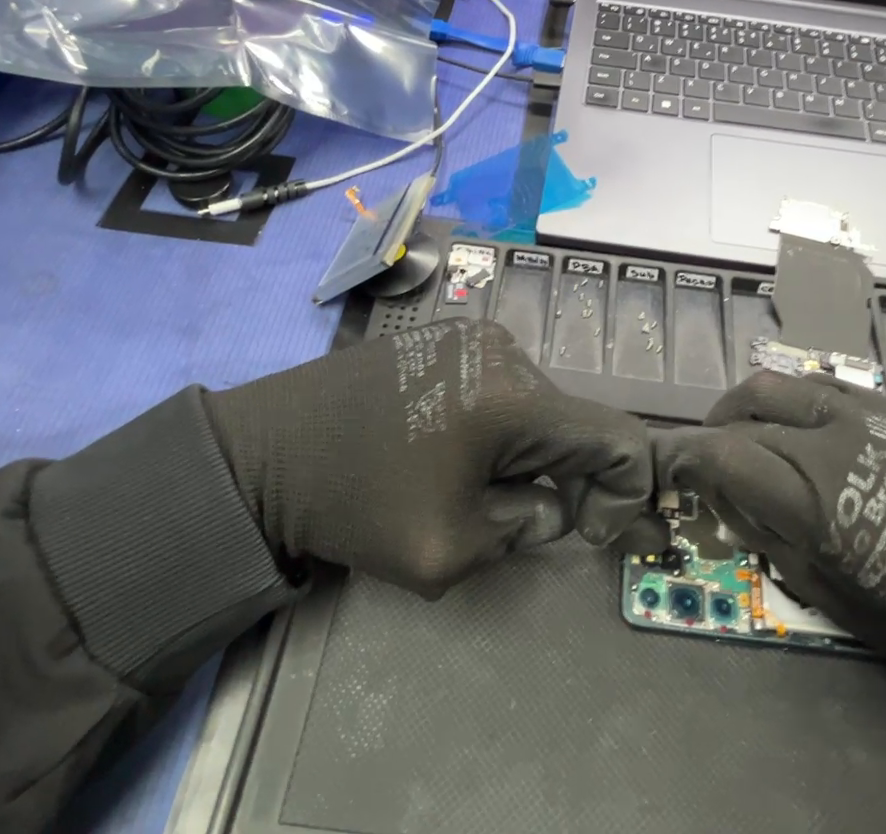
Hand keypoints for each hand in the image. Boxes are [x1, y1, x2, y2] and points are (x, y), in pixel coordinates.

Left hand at [203, 320, 657, 598]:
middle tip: (509, 518)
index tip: (582, 530)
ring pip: (535, 406)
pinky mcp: (440, 336)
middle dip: (563, 478)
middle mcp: (505, 351)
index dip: (623, 493)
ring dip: (524, 453)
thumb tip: (553, 504)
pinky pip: (497, 386)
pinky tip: (443, 450)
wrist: (262, 454)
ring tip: (463, 485)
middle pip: (574, 423)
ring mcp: (469, 335)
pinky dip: (494, 426)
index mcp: (515, 399)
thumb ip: (526, 528)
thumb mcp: (451, 551)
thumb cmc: (355, 505)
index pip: (619, 438)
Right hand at [654, 372, 885, 788]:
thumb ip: (776, 542)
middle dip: (712, 432)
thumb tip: (733, 503)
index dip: (683, 458)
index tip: (668, 469)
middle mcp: (838, 441)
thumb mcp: (843, 601)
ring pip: (786, 386)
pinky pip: (830, 393)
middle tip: (705, 462)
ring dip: (751, 408)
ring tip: (747, 440)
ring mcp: (876, 418)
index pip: (720, 455)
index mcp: (816, 499)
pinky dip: (797, 407)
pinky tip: (806, 439)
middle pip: (746, 408)